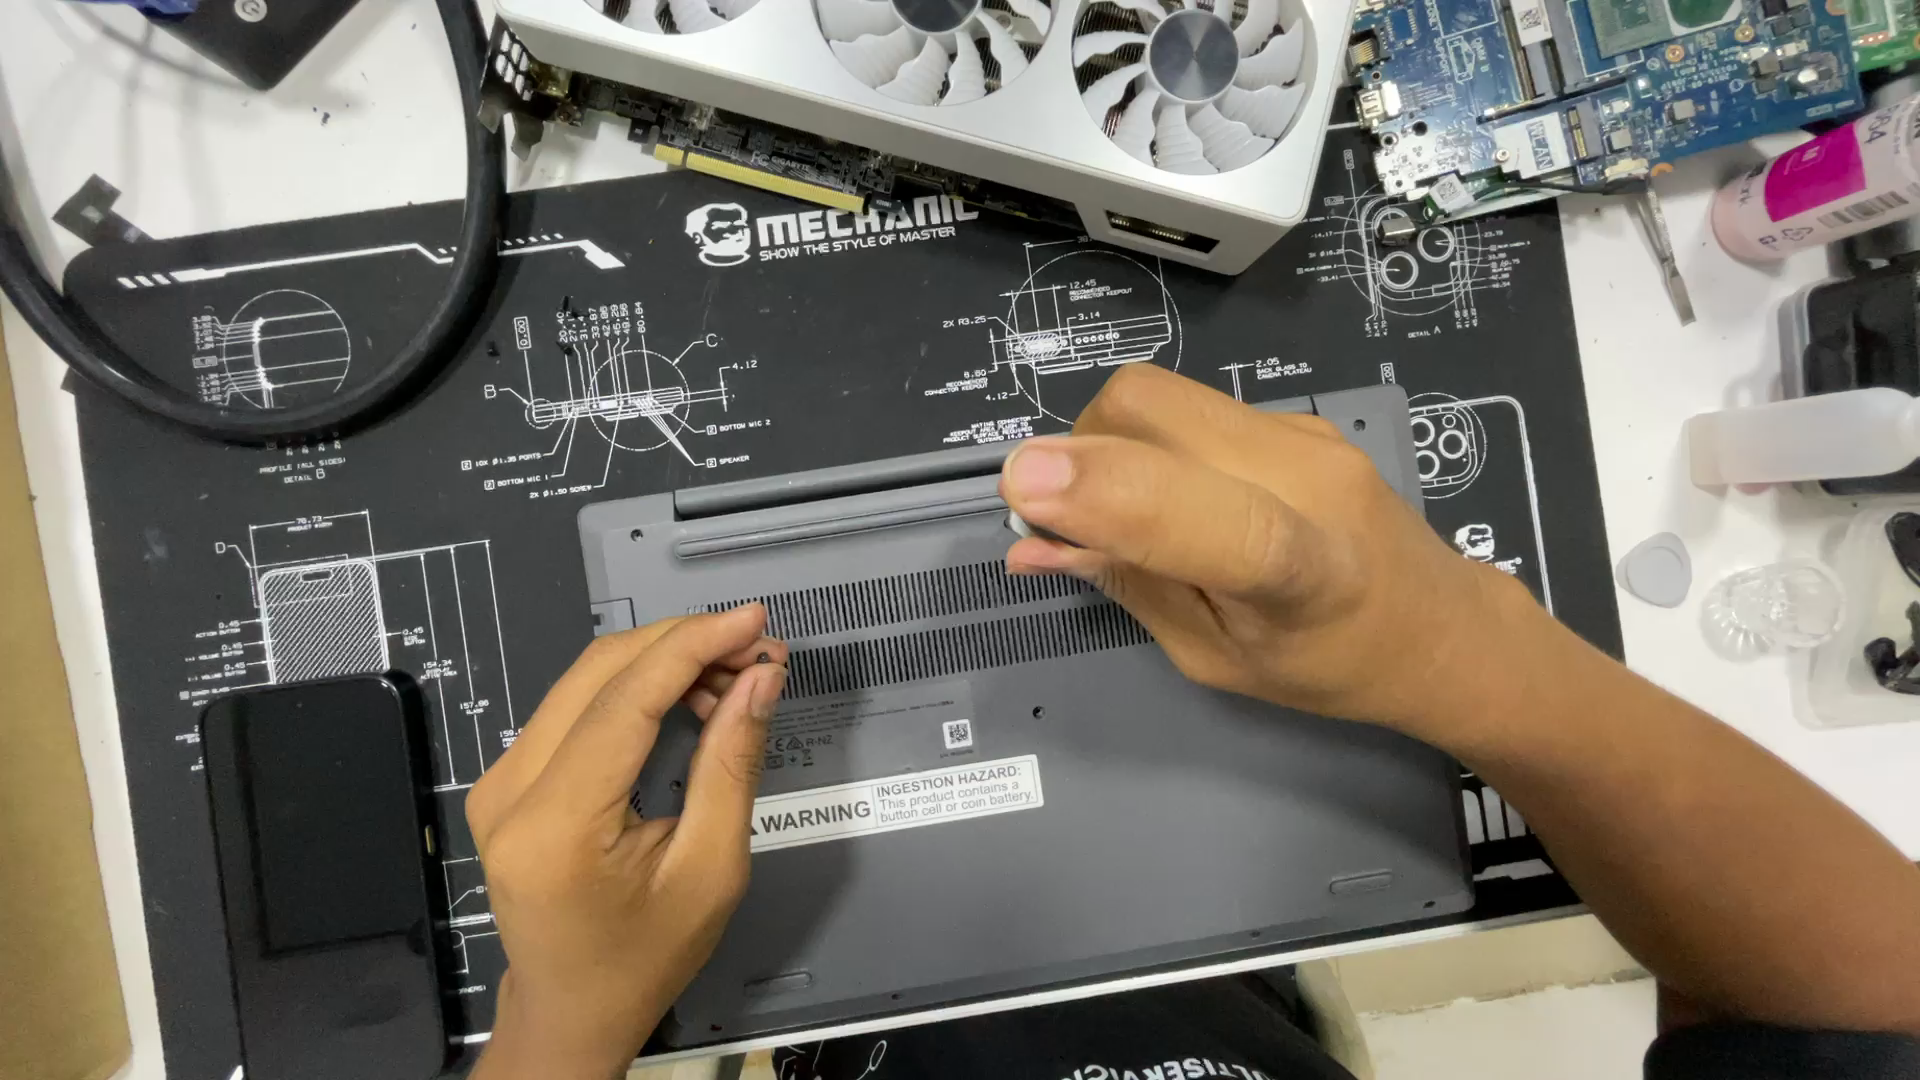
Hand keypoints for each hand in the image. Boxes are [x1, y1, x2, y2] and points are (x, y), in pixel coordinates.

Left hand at [466, 606, 787, 1079]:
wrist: (571, 1009)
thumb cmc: (645, 955)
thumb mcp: (712, 867)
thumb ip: (734, 763)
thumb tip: (762, 678)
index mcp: (555, 825)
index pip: (626, 699)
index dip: (695, 645)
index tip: (755, 621)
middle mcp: (511, 789)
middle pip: (602, 671)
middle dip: (687, 642)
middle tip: (758, 649)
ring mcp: (503, 778)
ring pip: (591, 675)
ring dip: (669, 658)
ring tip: (737, 674)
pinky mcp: (514, 774)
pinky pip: (583, 701)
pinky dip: (645, 682)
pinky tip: (695, 695)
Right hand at [998, 366, 1539, 733]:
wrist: (1442, 626)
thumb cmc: (1328, 666)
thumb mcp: (1213, 655)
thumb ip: (1127, 587)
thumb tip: (1029, 546)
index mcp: (1302, 569)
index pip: (1211, 517)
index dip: (1114, 493)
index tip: (1022, 487)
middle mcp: (1306, 476)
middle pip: (1149, 408)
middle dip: (1080, 451)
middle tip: (1078, 514)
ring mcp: (1302, 432)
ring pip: (1160, 396)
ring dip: (1108, 445)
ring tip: (1129, 509)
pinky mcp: (1295, 417)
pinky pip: (1187, 409)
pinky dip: (1147, 446)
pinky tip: (1178, 496)